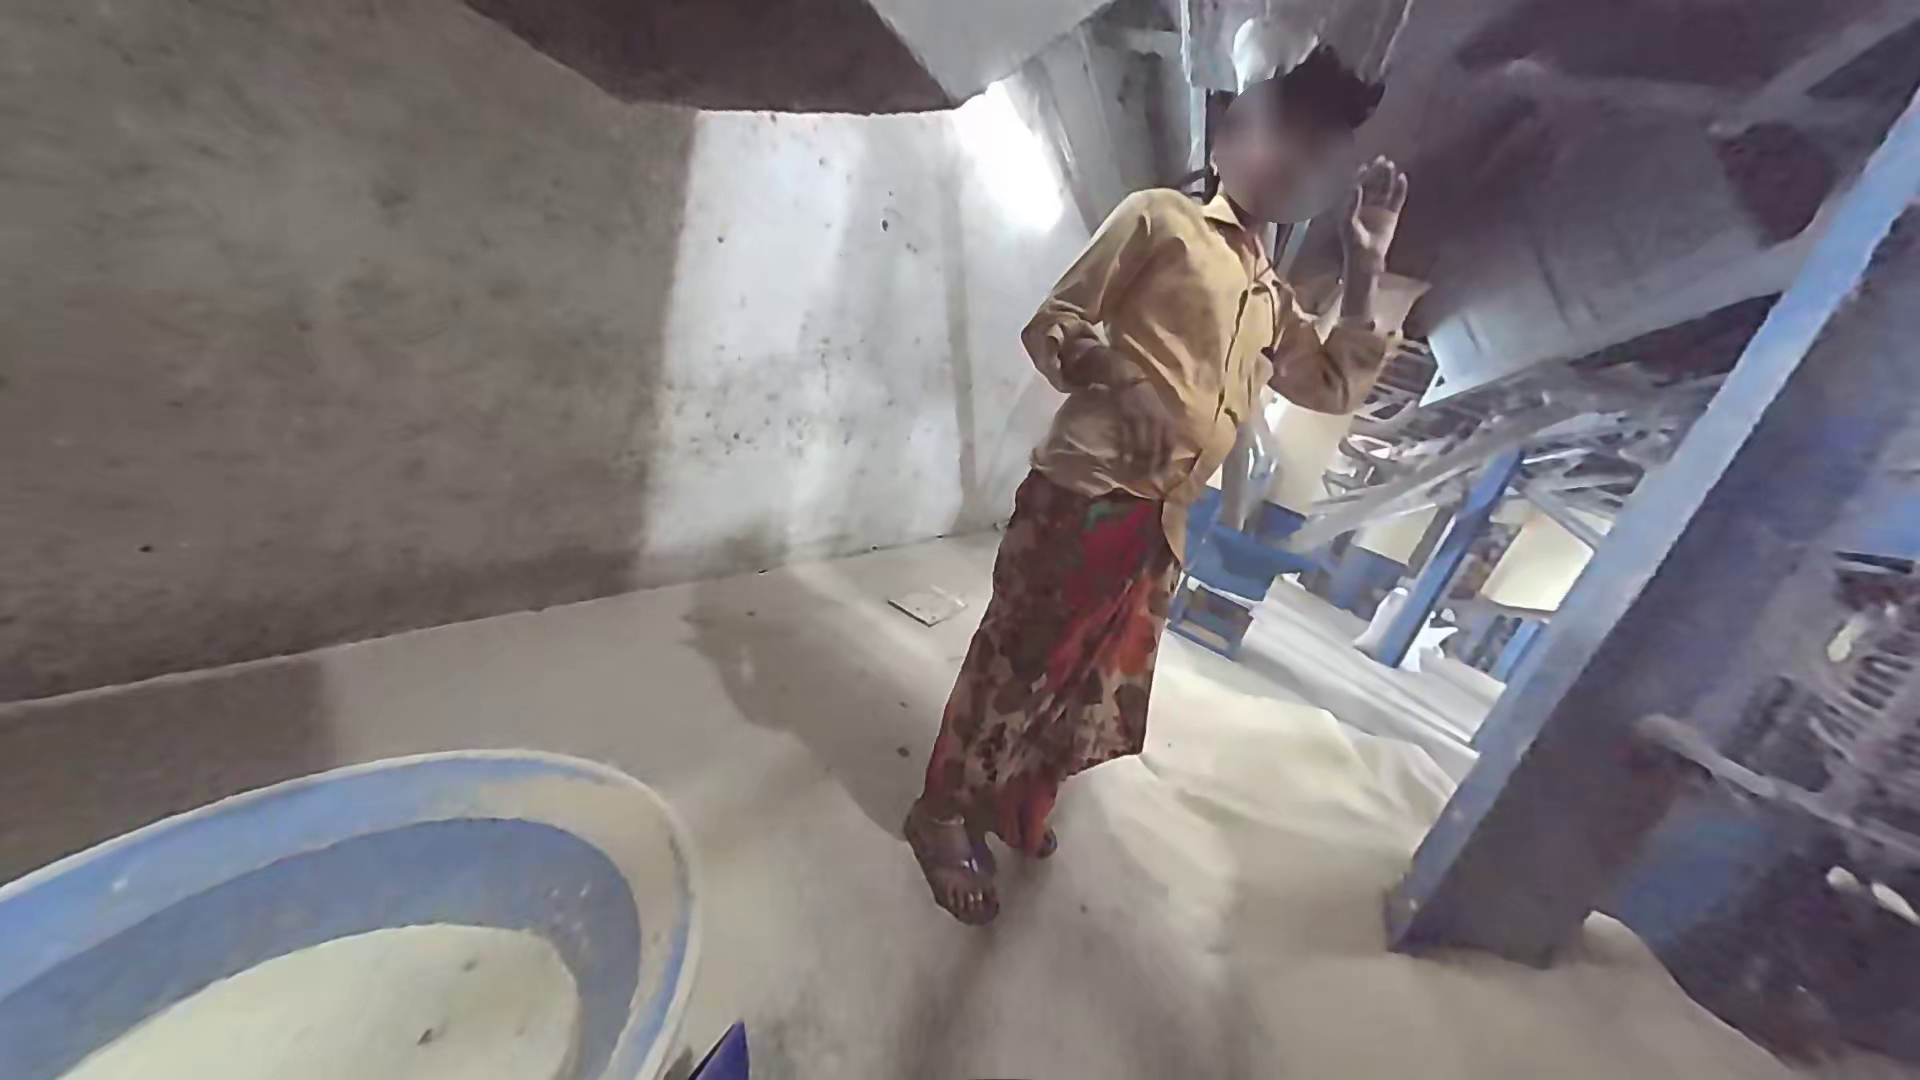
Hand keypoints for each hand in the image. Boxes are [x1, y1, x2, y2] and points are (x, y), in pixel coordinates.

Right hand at [1111, 380, 1176, 471]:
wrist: (1124, 373)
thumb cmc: (1140, 392)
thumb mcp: (1155, 409)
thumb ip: (1159, 426)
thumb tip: (1157, 449)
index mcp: (1167, 419)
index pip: (1169, 446)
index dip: (1164, 462)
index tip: (1158, 476)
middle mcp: (1158, 419)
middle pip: (1155, 450)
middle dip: (1149, 467)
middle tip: (1141, 480)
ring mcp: (1143, 417)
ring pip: (1142, 447)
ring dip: (1137, 464)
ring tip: (1131, 475)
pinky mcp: (1127, 415)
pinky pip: (1127, 439)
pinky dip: (1125, 453)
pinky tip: (1121, 462)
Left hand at [1340, 156, 1407, 271]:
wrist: (1366, 256)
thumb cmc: (1353, 242)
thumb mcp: (1348, 223)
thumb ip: (1351, 205)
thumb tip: (1356, 186)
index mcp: (1354, 207)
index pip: (1358, 188)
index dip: (1361, 176)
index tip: (1365, 165)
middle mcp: (1367, 206)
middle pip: (1373, 185)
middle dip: (1376, 172)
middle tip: (1381, 159)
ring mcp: (1380, 209)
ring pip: (1385, 189)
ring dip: (1387, 177)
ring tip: (1390, 165)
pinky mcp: (1392, 214)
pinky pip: (1398, 198)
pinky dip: (1401, 188)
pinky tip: (1402, 177)